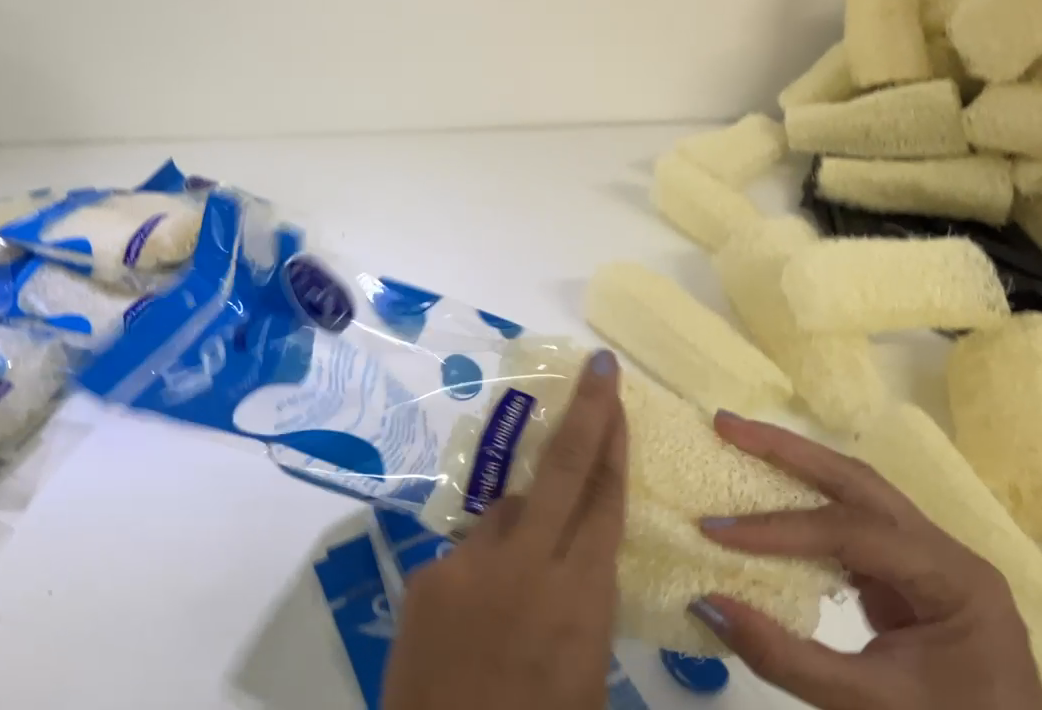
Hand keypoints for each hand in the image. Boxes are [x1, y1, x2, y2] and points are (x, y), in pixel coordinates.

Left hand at [382, 349, 627, 709]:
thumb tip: (566, 562)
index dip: (613, 444)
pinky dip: (480, 571)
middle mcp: (526, 565)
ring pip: (506, 513)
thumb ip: (579, 604)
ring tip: (520, 578)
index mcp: (581, 597)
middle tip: (594, 368)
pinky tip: (475, 619)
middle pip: (561, 472)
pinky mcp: (428, 575)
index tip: (613, 396)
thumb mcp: (586, 674)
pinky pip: (466, 556)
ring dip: (521, 522)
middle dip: (585, 414)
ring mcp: (470, 564)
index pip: (604, 501)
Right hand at [690, 412, 1041, 709]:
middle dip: (787, 450)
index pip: (854, 531)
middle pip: (858, 482)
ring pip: (855, 493)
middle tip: (724, 425)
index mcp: (955, 580)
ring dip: (795, 464)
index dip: (779, 528)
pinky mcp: (906, 579)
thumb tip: (704, 602)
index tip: (713, 531)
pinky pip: (850, 526)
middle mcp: (946, 554)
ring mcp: (928, 563)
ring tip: (738, 439)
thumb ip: (785, 657)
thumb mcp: (868, 707)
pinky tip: (767, 497)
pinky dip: (803, 505)